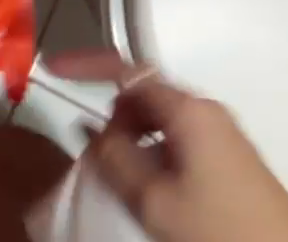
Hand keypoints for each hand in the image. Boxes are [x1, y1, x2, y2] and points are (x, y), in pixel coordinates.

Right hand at [45, 49, 287, 241]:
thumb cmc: (220, 231)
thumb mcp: (154, 200)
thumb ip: (114, 158)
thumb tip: (90, 131)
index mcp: (189, 109)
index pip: (126, 69)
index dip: (85, 63)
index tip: (52, 66)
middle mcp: (209, 112)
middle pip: (144, 95)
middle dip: (113, 115)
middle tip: (95, 153)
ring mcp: (225, 137)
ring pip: (161, 121)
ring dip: (133, 138)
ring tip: (120, 177)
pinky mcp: (234, 162)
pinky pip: (180, 141)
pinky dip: (154, 152)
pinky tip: (150, 187)